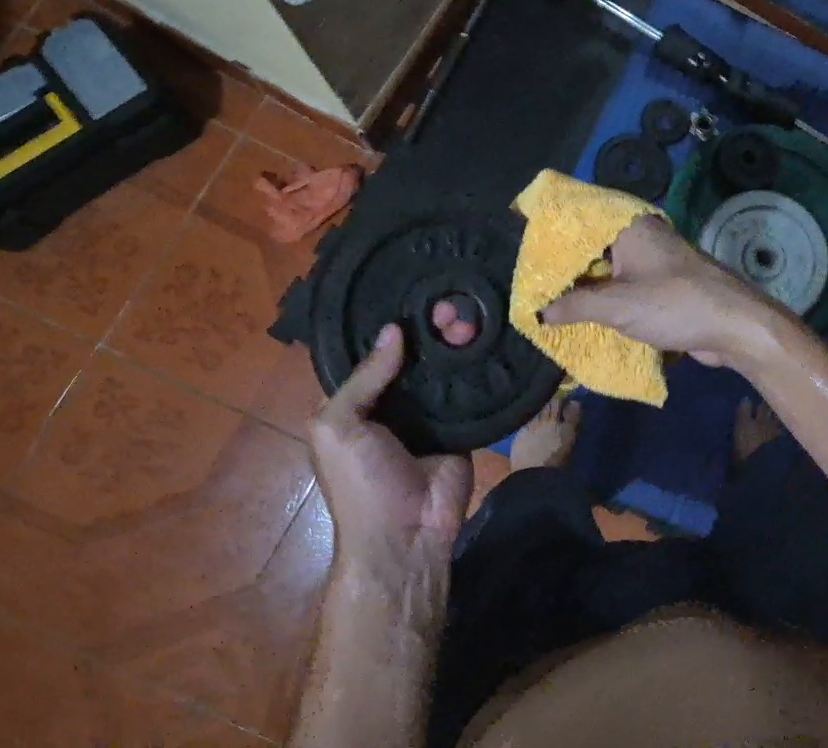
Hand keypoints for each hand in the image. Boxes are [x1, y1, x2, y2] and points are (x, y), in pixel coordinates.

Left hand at [308, 324, 473, 576]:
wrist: (407, 535)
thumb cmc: (360, 481)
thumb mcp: (338, 427)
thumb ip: (363, 377)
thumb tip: (393, 329)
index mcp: (354, 403)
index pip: (371, 354)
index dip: (388, 326)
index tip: (413, 293)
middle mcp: (392, 404)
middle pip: (412, 357)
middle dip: (429, 330)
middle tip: (450, 304)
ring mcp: (429, 414)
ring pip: (442, 369)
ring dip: (456, 344)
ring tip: (472, 312)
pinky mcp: (461, 426)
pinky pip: (469, 391)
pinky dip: (477, 368)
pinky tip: (490, 337)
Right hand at [541, 218, 782, 367]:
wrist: (736, 327)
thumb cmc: (676, 304)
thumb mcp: (618, 306)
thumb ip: (575, 306)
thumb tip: (540, 312)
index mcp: (630, 228)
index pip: (579, 218)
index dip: (549, 231)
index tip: (520, 244)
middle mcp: (640, 238)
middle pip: (591, 246)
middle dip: (562, 266)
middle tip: (526, 283)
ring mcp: (653, 263)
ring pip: (608, 270)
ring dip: (583, 288)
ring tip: (544, 303)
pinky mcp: (663, 287)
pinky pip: (623, 288)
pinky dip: (603, 300)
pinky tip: (580, 317)